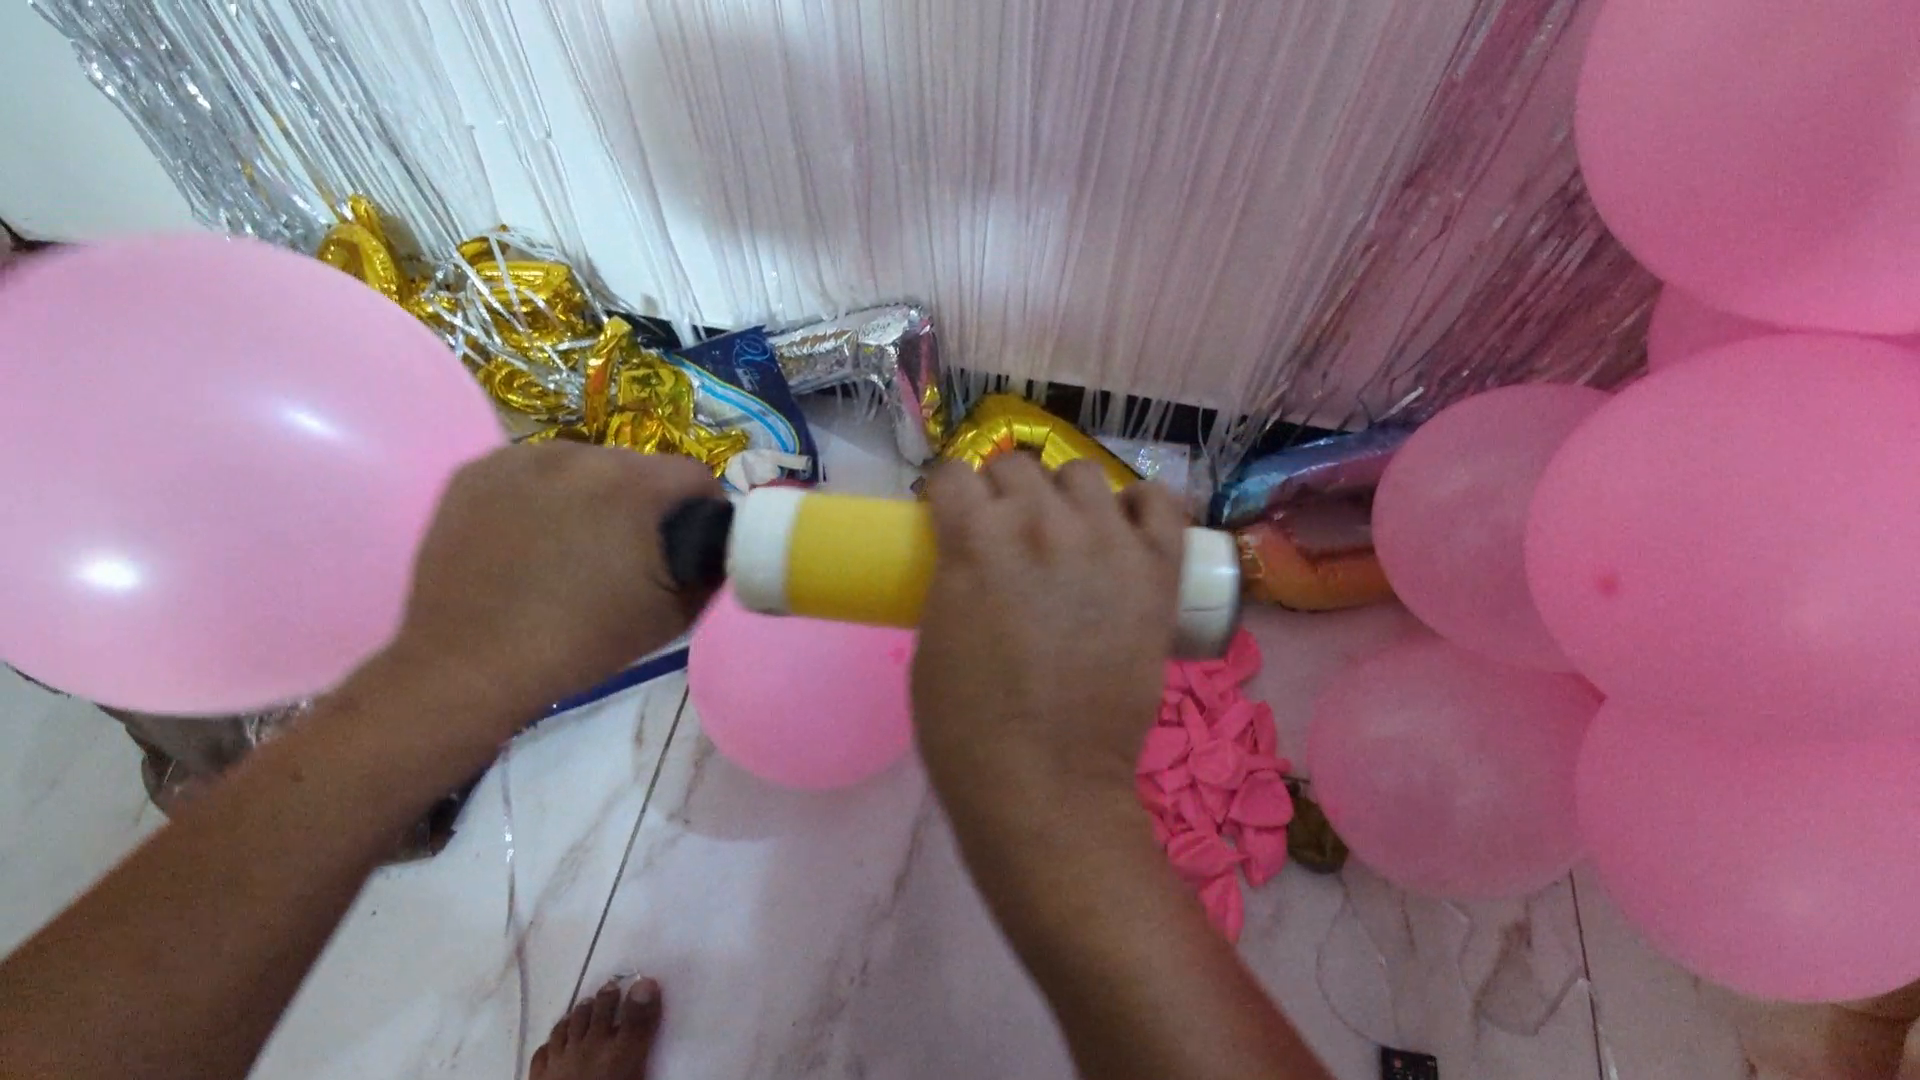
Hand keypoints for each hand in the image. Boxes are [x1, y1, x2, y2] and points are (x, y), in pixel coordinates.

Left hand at [382, 442, 720, 736]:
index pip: (694, 474)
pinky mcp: (474, 472)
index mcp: (632, 484)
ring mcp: (518, 458)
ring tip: (575, 544)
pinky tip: (530, 537)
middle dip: (645, 501)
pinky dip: (542, 495)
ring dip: (593, 494)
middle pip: (636, 466)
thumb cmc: (583, 642)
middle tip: (629, 551)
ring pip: (583, 465)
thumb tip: (713, 545)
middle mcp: (577, 455)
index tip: (689, 541)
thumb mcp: (674, 614)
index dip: (704, 508)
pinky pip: (531, 472)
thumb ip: (709, 568)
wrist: (469, 664)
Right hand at [912, 456, 1186, 818]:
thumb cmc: (967, 724)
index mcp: (975, 538)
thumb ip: (954, 577)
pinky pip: (1159, 502)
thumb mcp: (932, 635)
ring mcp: (1107, 543)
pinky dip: (1139, 507)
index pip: (953, 473)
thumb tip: (972, 554)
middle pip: (1016, 466)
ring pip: (1084, 475)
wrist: (1045, 781)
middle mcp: (1042, 524)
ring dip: (1063, 498)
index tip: (950, 515)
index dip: (947, 494)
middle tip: (1005, 534)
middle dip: (1000, 493)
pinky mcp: (1156, 571)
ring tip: (1065, 535)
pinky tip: (1122, 530)